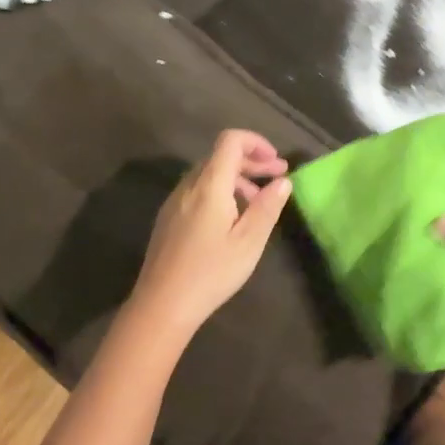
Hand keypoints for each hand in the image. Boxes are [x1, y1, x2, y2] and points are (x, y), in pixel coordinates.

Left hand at [126, 130, 293, 331]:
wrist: (162, 303)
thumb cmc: (211, 273)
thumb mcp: (248, 242)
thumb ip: (267, 208)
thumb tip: (282, 181)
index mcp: (209, 185)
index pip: (230, 141)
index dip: (256, 143)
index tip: (277, 163)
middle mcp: (188, 186)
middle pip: (219, 157)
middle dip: (251, 162)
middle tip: (278, 178)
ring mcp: (174, 202)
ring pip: (207, 175)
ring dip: (236, 179)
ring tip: (258, 203)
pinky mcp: (168, 218)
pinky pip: (196, 192)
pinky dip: (219, 192)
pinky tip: (231, 219)